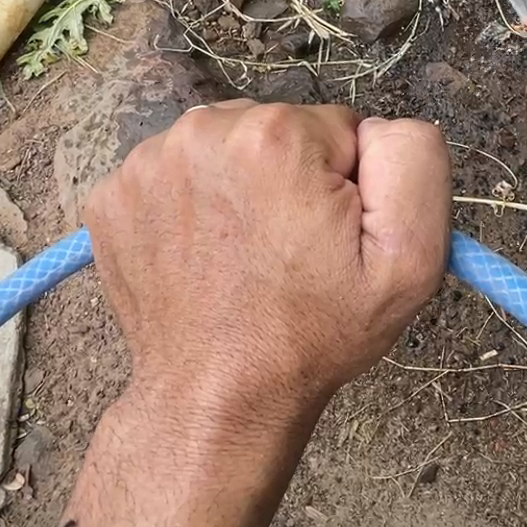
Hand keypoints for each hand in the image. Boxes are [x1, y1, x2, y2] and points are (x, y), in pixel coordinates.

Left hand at [62, 101, 448, 526]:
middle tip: (290, 245)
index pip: (338, 129)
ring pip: (228, 146)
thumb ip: (415, 161)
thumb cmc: (314, 333)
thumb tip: (377, 127)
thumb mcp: (409, 260)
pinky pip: (179, 173)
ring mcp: (146, 162)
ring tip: (245, 249)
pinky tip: (203, 251)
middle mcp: (202, 130)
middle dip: (293, 176)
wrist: (216, 400)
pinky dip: (194, 201)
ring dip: (243, 183)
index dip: (346, 183)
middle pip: (279, 129)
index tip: (328, 234)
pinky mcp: (111, 193)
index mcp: (276, 135)